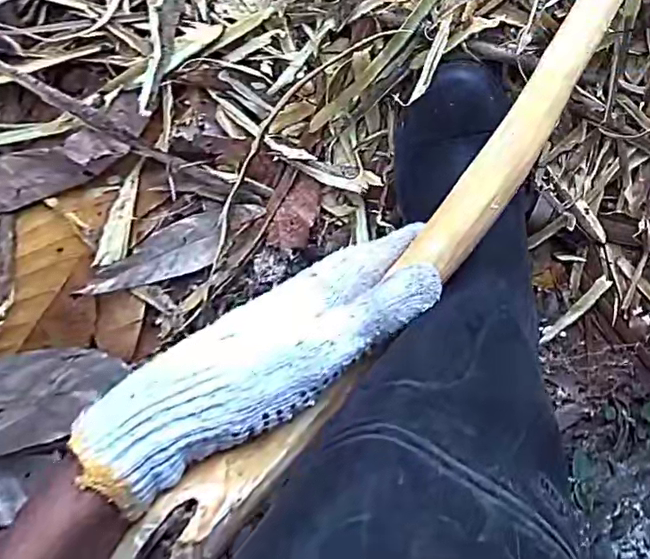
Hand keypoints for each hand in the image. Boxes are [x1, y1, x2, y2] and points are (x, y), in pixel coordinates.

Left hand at [67, 224, 440, 511]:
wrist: (175, 409)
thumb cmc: (255, 372)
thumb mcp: (333, 342)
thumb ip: (386, 308)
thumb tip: (438, 271)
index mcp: (344, 271)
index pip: (405, 240)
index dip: (439, 239)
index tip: (473, 248)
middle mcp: (330, 279)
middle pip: (392, 265)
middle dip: (425, 274)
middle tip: (457, 298)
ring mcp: (313, 306)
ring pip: (373, 293)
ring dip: (400, 302)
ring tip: (425, 325)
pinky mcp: (299, 334)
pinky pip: (352, 319)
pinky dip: (374, 326)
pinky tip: (374, 353)